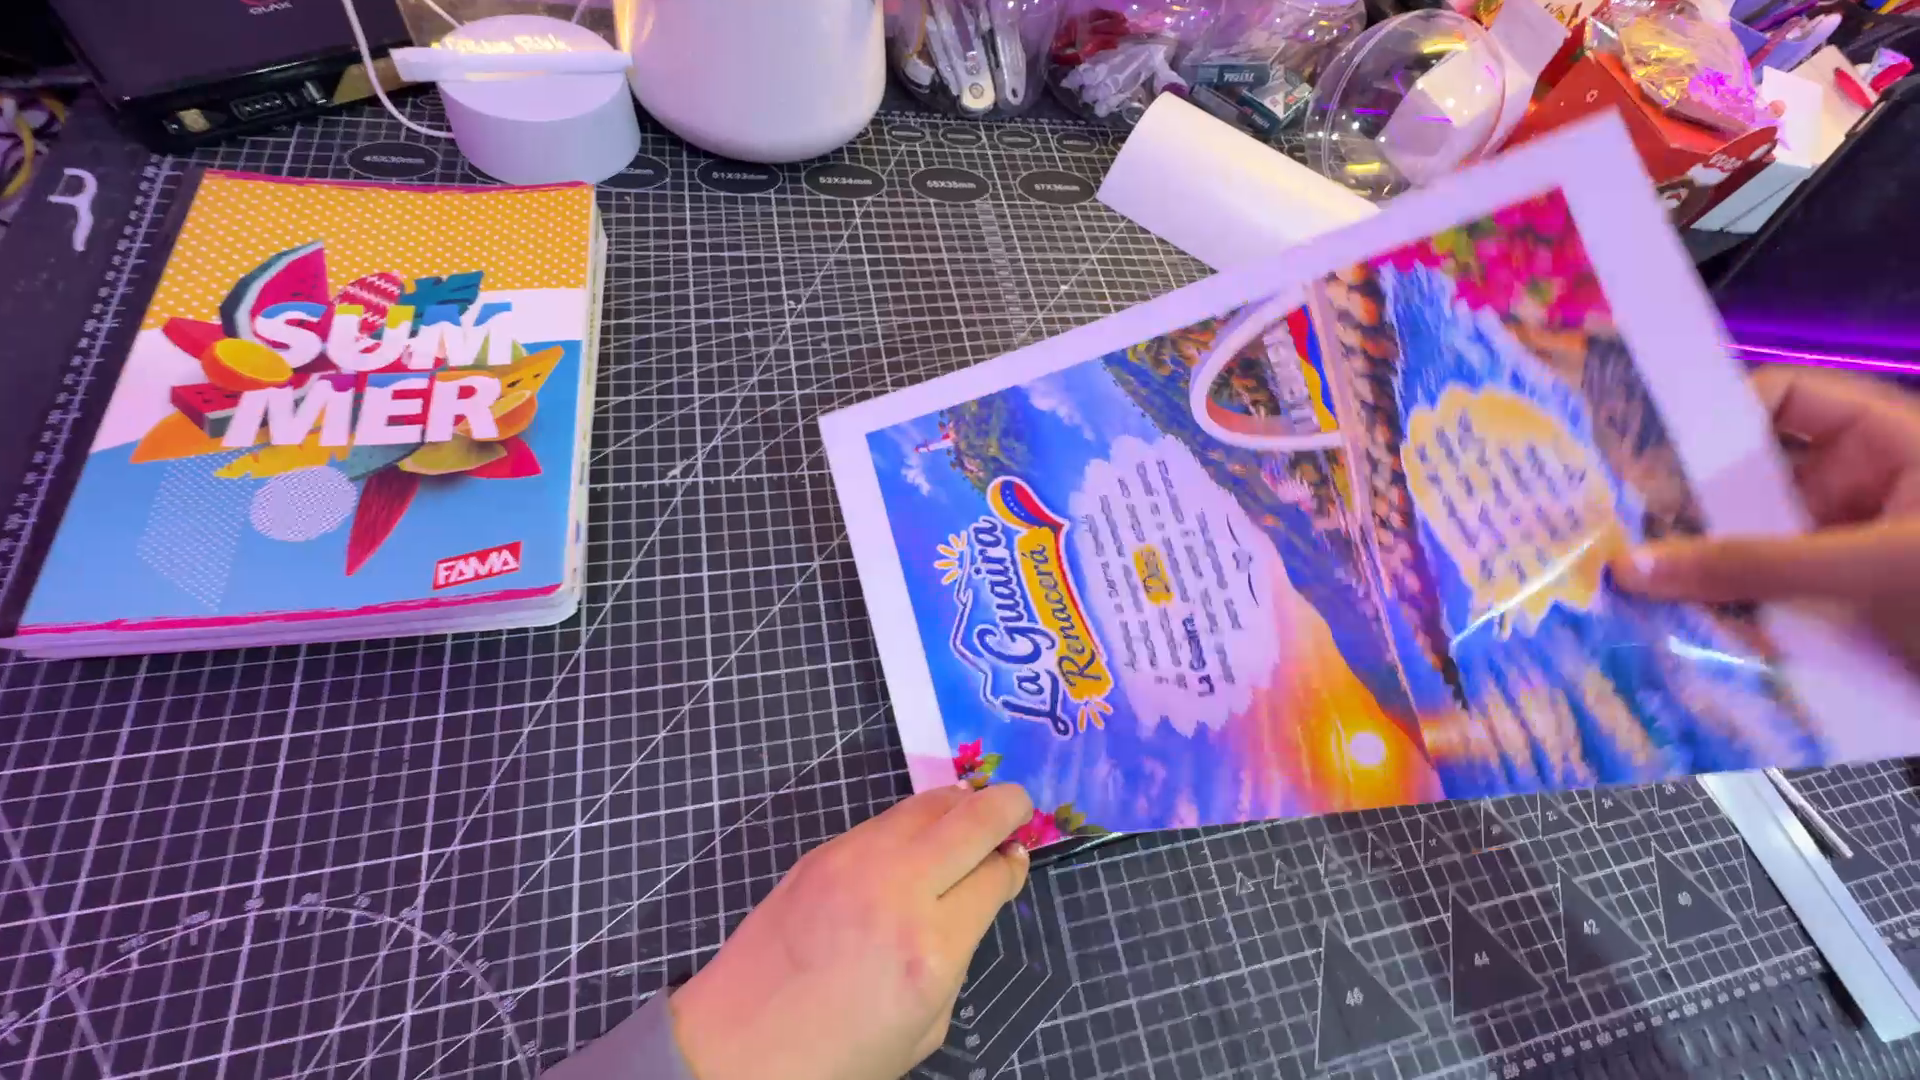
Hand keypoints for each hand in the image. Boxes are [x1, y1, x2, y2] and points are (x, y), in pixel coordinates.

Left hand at [670, 783, 1034, 1079]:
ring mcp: (858, 859)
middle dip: (1008, 805)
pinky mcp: (826, 849)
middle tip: (1019, 806)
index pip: (995, 875)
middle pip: (974, 818)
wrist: (737, 1045)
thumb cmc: (837, 1057)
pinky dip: (916, 818)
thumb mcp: (923, 1029)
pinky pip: (887, 819)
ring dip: (962, 802)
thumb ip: (958, 957)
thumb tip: (974, 900)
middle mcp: (900, 889)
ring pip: (929, 803)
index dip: (1014, 864)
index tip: (1017, 859)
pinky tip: (918, 837)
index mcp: (932, 949)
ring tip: (972, 812)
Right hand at [1611, 364, 1919, 672]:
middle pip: (1742, 471)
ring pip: (1741, 531)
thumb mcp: (1884, 569)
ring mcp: (1837, 539)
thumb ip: (1756, 566)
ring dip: (1691, 554)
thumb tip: (1628, 566)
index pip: (1778, 398)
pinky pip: (1754, 580)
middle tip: (1608, 524)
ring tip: (1625, 574)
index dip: (1708, 414)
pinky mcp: (1826, 592)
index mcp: (1886, 442)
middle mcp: (1854, 482)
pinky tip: (1671, 612)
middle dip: (1678, 498)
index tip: (1636, 454)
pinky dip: (1715, 594)